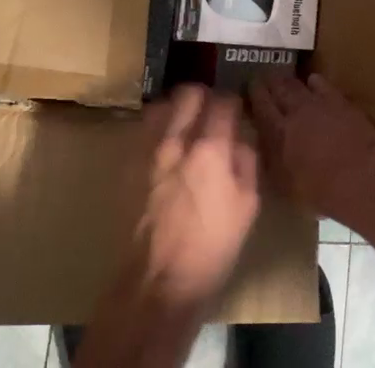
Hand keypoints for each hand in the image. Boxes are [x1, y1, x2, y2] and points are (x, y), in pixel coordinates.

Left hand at [134, 85, 260, 307]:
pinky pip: (143, 131)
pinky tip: (165, 148)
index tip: (236, 111)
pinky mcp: (128, 165)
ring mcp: (147, 151)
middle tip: (211, 113)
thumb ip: (246, 163)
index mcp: (210, 150)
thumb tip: (240, 140)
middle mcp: (176, 141)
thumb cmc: (211, 248)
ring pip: (161, 105)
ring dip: (176, 109)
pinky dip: (156, 130)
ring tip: (185, 125)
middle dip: (204, 97)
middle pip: (189, 93)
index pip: (223, 102)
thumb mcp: (247, 207)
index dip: (233, 102)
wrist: (158, 281)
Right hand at [249, 73, 374, 229]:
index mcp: (278, 132)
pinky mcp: (339, 102)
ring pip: (298, 84)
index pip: (261, 106)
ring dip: (288, 79)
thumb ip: (272, 162)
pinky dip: (315, 82)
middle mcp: (295, 112)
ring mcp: (318, 104)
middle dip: (268, 81)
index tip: (249, 84)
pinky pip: (322, 85)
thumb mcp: (285, 185)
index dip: (254, 93)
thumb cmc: (321, 190)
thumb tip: (262, 149)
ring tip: (282, 76)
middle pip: (278, 89)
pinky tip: (313, 81)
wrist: (361, 176)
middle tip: (262, 75)